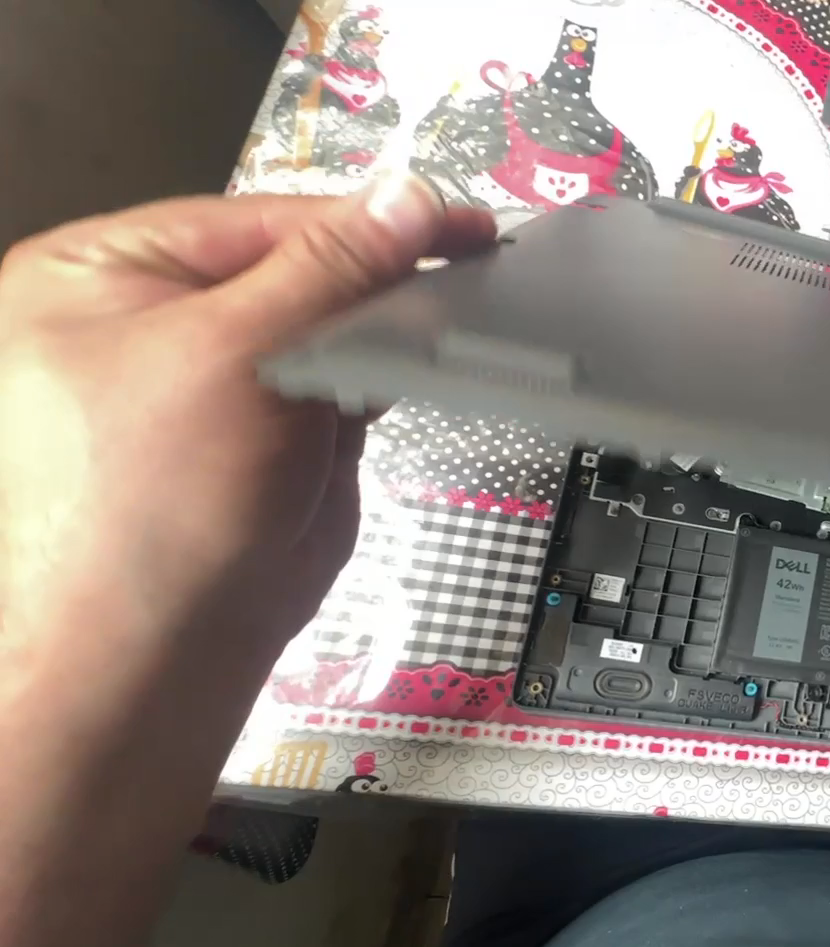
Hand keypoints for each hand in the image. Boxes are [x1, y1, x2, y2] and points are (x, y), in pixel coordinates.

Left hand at [0, 177, 494, 674]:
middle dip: (390, 268)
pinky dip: (400, 365)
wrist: (177, 630)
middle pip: (307, 268)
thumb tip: (408, 199)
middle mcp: (175, 315)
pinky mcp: (296, 424)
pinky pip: (358, 373)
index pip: (265, 221)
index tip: (460, 221)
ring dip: (401, 318)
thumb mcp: (235, 353)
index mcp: (115, 272)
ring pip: (340, 323)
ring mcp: (241, 374)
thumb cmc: (161, 489)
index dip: (367, 218)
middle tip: (479, 262)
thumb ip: (328, 273)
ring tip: (469, 308)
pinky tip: (436, 356)